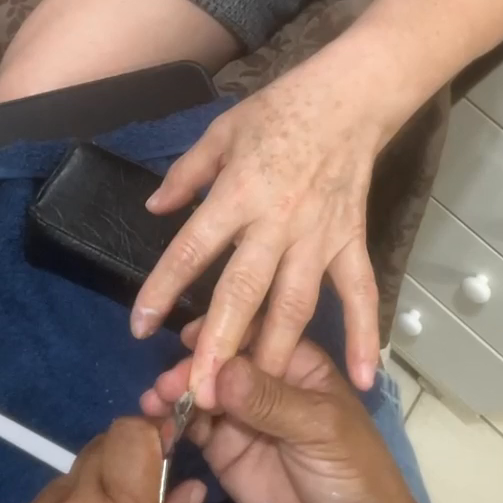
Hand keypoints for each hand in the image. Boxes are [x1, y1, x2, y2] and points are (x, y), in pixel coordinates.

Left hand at [135, 58, 404, 407]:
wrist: (347, 99)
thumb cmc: (278, 111)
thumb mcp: (221, 132)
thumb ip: (187, 175)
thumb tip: (155, 208)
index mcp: (238, 194)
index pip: (192, 249)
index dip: (162, 289)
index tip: (140, 328)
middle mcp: (276, 224)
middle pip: (243, 291)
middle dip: (219, 346)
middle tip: (197, 395)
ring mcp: (318, 238)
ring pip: (294, 305)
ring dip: (273, 353)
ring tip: (255, 403)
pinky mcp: (351, 242)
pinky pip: (358, 293)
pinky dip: (362, 334)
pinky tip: (362, 379)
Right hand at [141, 325, 420, 502]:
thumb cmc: (352, 472)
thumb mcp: (318, 429)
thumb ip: (270, 401)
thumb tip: (221, 372)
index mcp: (296, 361)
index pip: (255, 332)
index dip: (223, 331)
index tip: (191, 338)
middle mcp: (265, 380)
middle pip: (221, 360)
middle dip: (193, 367)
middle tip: (168, 384)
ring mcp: (242, 414)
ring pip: (202, 391)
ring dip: (176, 392)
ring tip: (155, 402)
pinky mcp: (224, 449)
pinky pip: (194, 427)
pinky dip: (174, 422)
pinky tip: (158, 423)